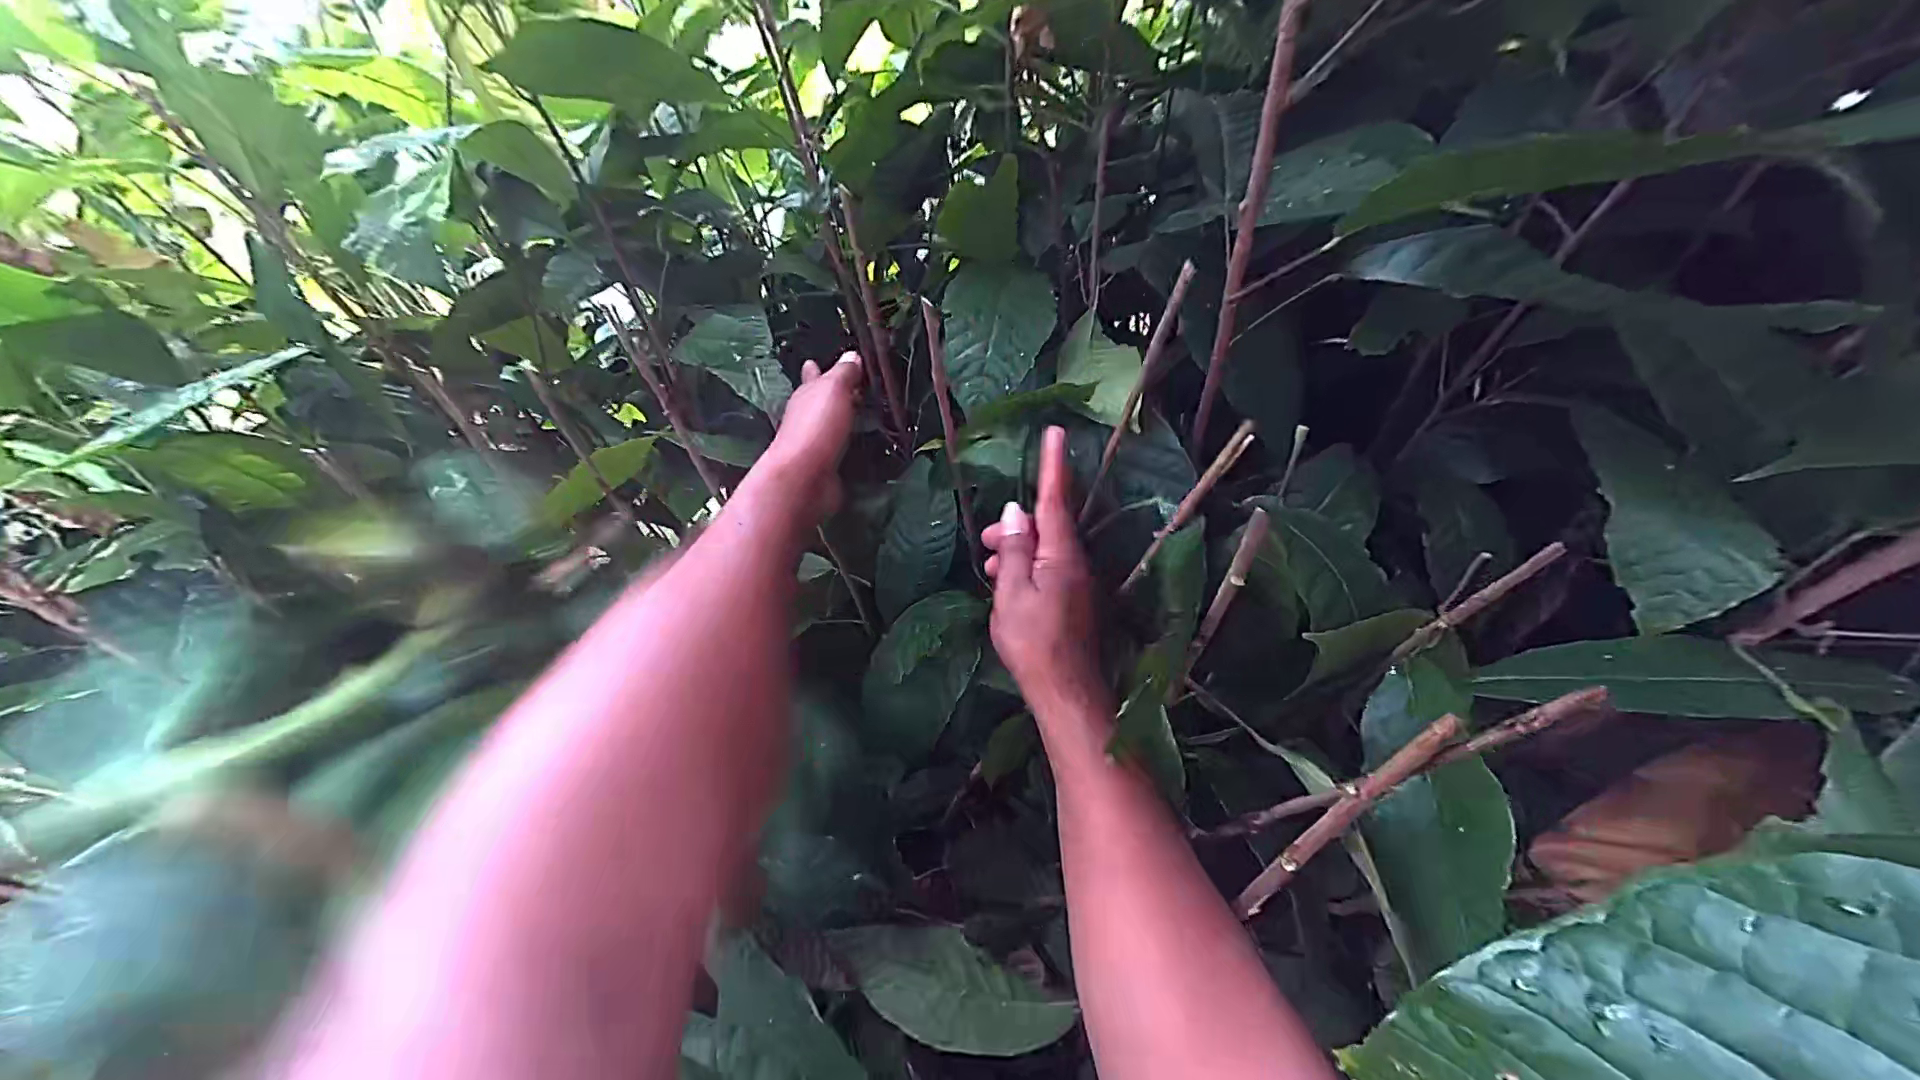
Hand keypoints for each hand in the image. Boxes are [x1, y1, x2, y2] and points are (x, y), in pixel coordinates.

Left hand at [751, 352, 863, 524]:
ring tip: (863, 416)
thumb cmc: (817, 428)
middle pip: (821, 403)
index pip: (813, 376)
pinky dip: (850, 447)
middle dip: (832, 396)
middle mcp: (807, 419)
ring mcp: (816, 446)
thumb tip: (852, 355)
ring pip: (832, 427)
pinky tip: (861, 447)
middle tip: (854, 390)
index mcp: (807, 395)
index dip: (818, 369)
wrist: (805, 479)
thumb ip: (844, 373)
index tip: (819, 362)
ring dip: (844, 422)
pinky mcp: (826, 468)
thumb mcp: (834, 390)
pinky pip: (842, 452)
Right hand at [982, 426, 1104, 713]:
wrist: (1065, 691)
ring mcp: (1078, 582)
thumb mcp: (1011, 593)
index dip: (1054, 465)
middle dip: (1016, 523)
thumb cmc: (1032, 642)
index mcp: (1060, 554)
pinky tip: (1005, 583)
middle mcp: (1076, 562)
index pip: (1055, 499)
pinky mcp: (1075, 599)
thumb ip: (1012, 550)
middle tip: (984, 537)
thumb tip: (1015, 511)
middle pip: (1047, 526)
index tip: (1056, 432)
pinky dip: (1025, 568)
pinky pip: (1049, 569)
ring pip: (1045, 549)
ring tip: (988, 564)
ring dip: (1016, 549)